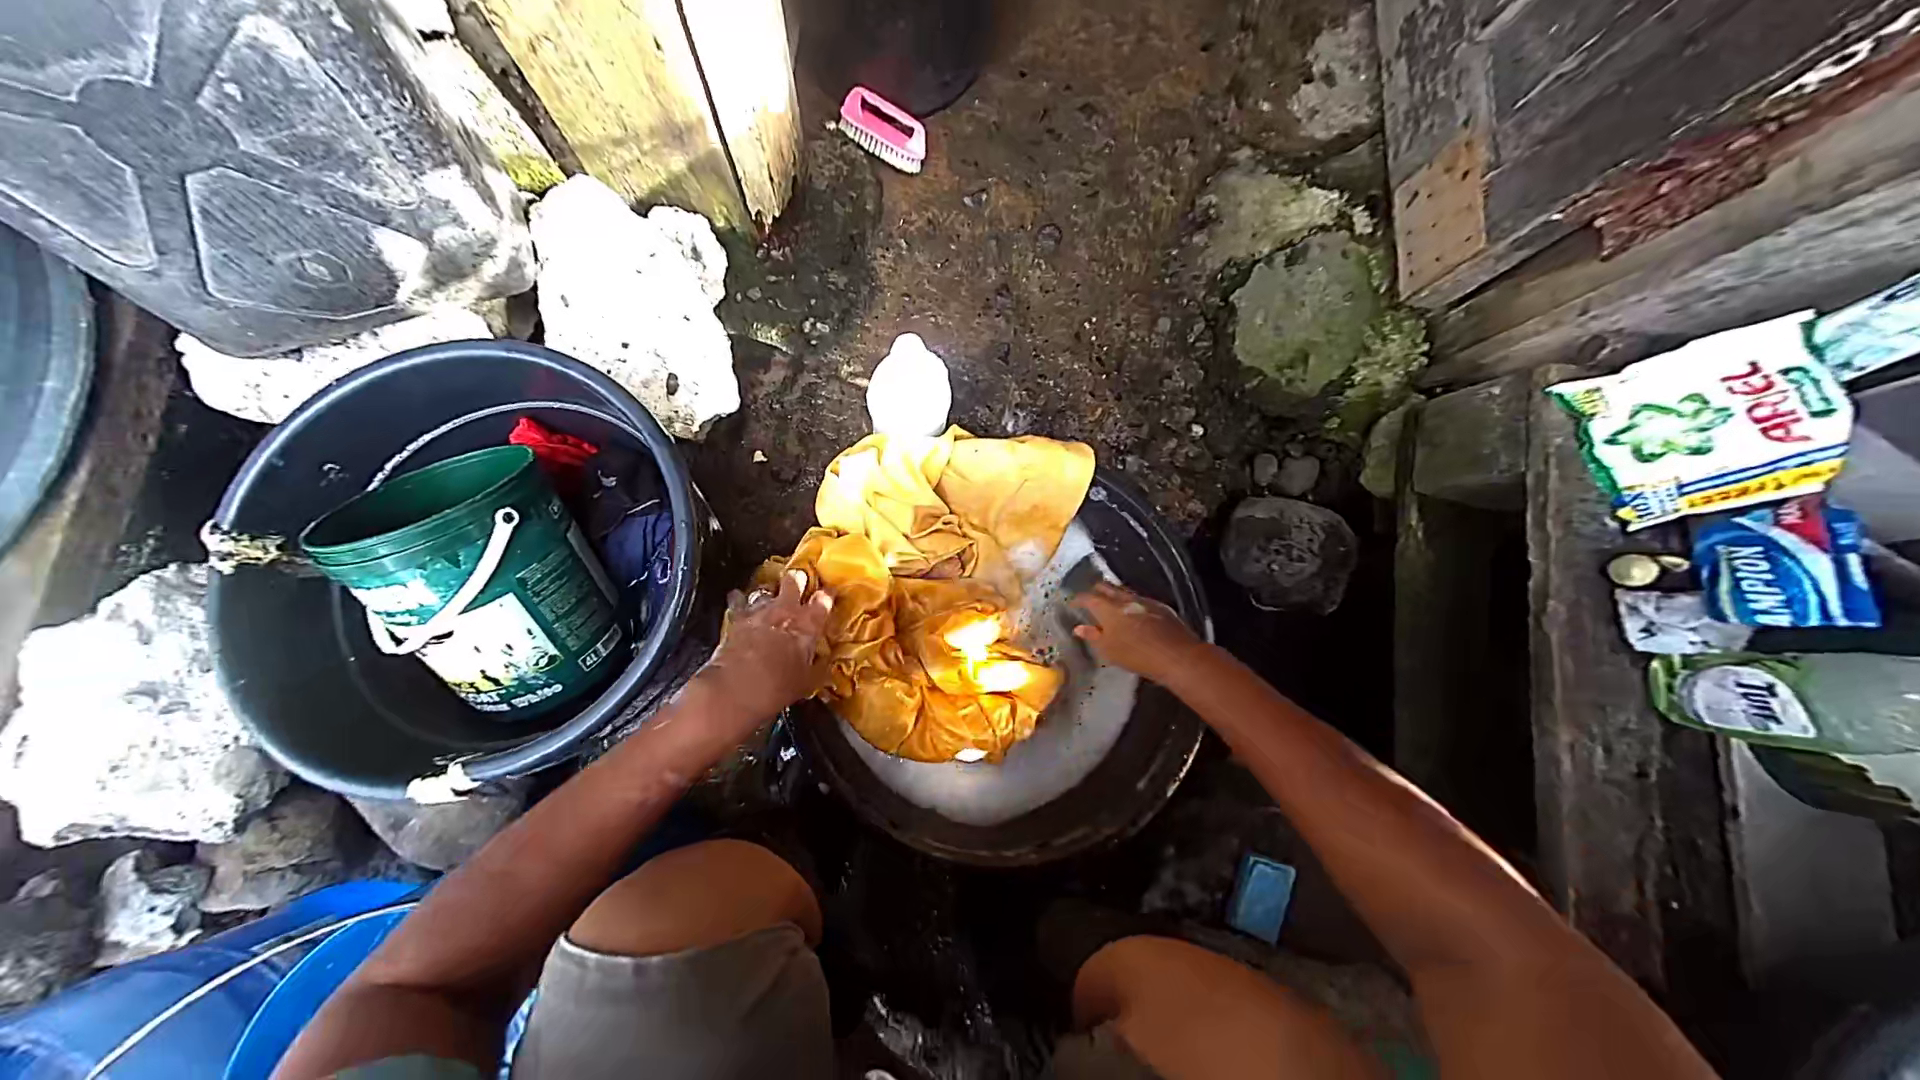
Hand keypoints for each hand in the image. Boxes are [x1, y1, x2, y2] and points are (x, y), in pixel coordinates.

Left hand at [699, 570, 833, 725]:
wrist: (738, 687)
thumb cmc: (779, 686)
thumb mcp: (807, 681)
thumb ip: (816, 668)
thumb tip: (824, 666)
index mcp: (808, 624)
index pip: (824, 600)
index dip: (828, 595)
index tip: (829, 593)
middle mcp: (785, 611)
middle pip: (793, 583)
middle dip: (797, 578)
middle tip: (799, 577)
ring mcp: (759, 612)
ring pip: (765, 590)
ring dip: (768, 591)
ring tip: (768, 591)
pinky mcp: (736, 619)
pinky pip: (738, 602)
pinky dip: (739, 600)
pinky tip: (736, 599)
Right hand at [1069, 582, 1205, 684]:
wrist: (1176, 655)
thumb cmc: (1136, 655)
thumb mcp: (1109, 650)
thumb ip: (1093, 636)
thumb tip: (1079, 627)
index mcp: (1107, 608)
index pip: (1088, 597)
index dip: (1078, 599)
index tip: (1073, 603)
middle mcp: (1125, 599)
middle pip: (1106, 587)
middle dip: (1096, 591)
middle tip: (1091, 599)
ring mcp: (1144, 601)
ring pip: (1124, 591)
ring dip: (1115, 595)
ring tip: (1110, 605)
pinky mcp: (1160, 607)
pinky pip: (1139, 600)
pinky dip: (1131, 603)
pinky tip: (1133, 613)